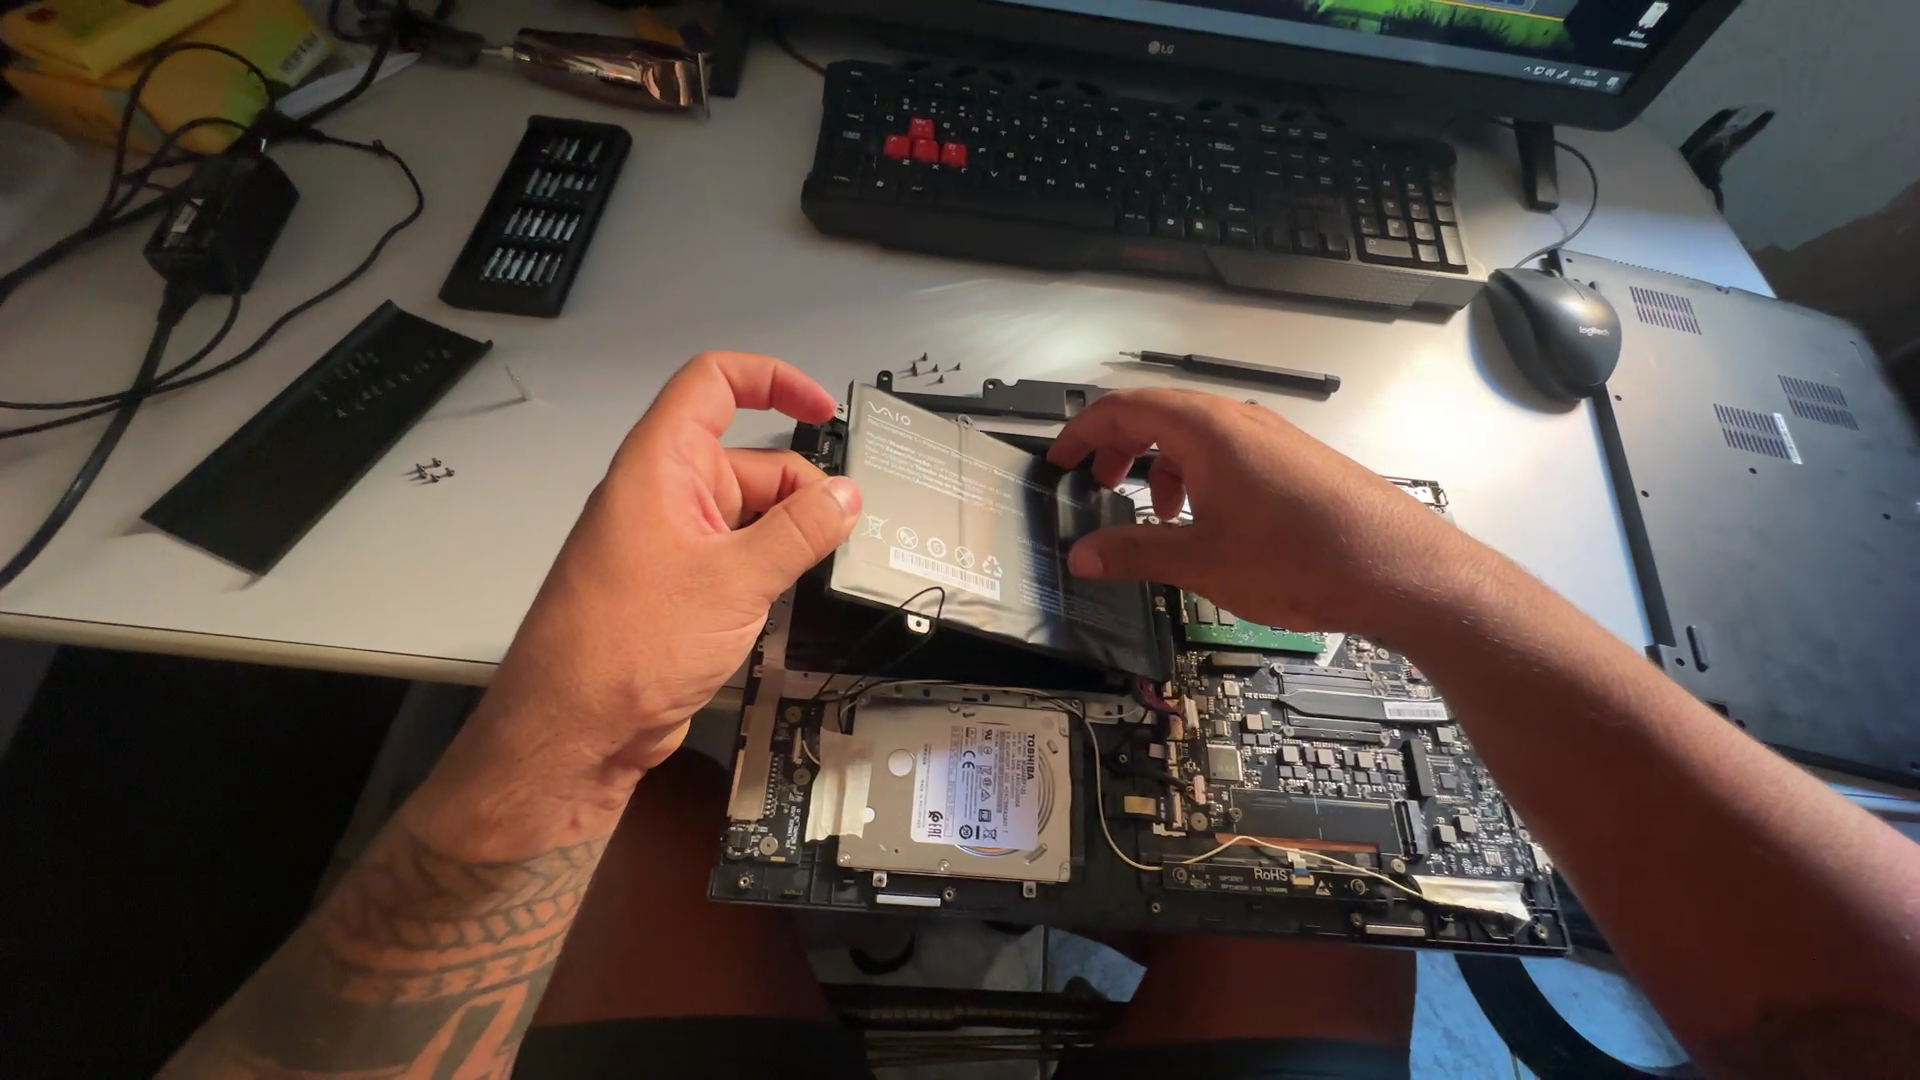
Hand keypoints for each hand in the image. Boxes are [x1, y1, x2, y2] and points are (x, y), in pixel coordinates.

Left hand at [440, 352, 860, 815]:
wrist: (575, 731)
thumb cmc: (629, 645)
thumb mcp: (735, 580)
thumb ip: (800, 532)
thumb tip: (847, 497)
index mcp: (662, 465)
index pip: (715, 383)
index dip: (773, 380)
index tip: (824, 409)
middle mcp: (666, 494)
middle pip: (751, 461)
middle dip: (800, 489)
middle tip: (836, 531)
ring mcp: (674, 541)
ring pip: (751, 512)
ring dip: (789, 533)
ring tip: (813, 569)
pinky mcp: (682, 583)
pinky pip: (740, 552)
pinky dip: (771, 563)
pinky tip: (788, 593)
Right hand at [1047, 388, 1471, 639]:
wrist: (1402, 571)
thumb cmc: (1309, 557)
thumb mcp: (1201, 561)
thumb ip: (1133, 553)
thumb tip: (1085, 555)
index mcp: (1207, 431)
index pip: (1122, 408)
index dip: (1081, 432)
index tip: (1060, 458)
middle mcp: (1239, 422)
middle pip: (1155, 415)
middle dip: (1116, 449)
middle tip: (1096, 484)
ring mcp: (1269, 438)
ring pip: (1192, 434)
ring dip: (1158, 465)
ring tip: (1153, 512)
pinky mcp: (1290, 461)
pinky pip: (1225, 452)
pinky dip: (1195, 475)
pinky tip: (1203, 520)